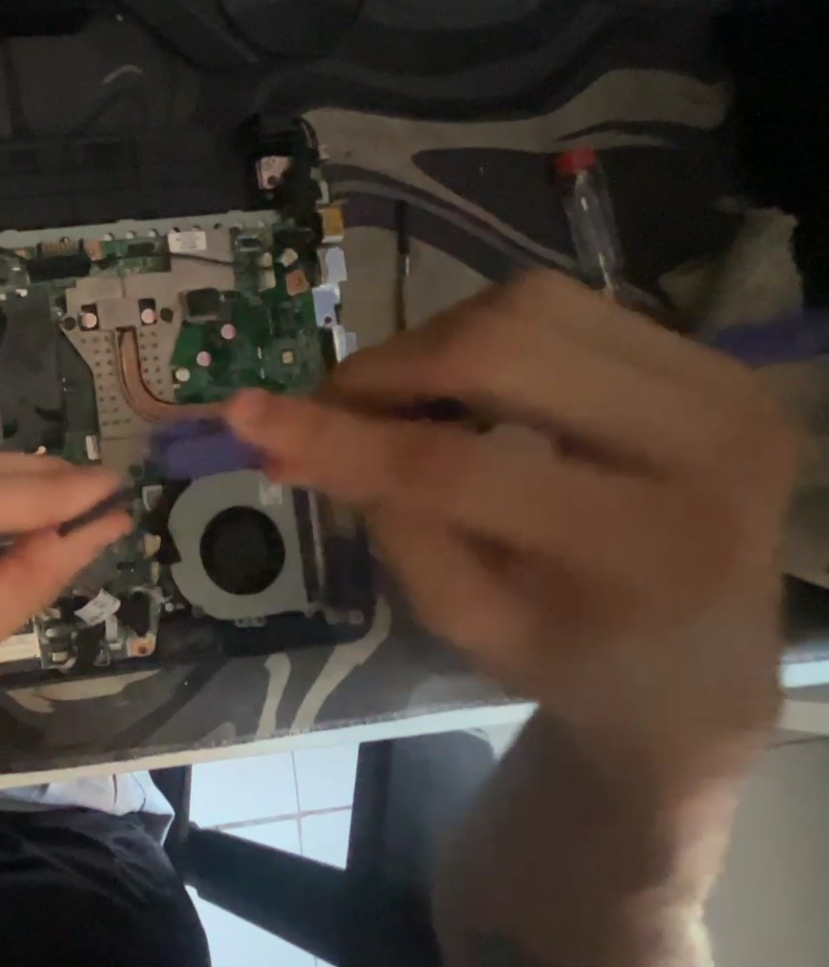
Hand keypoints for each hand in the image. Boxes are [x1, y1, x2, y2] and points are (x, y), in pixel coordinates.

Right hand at [223, 271, 797, 767]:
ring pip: (525, 307)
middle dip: (382, 373)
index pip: (453, 467)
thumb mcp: (457, 616)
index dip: (335, 435)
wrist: (702, 660)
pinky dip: (472, 338)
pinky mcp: (712, 356)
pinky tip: (456, 389)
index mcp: (643, 547)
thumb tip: (289, 440)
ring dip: (424, 349)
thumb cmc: (565, 656)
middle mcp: (710, 444)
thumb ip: (385, 519)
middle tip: (328, 412)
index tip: (241, 414)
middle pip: (500, 350)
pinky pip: (555, 307)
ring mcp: (726, 383)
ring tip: (396, 405)